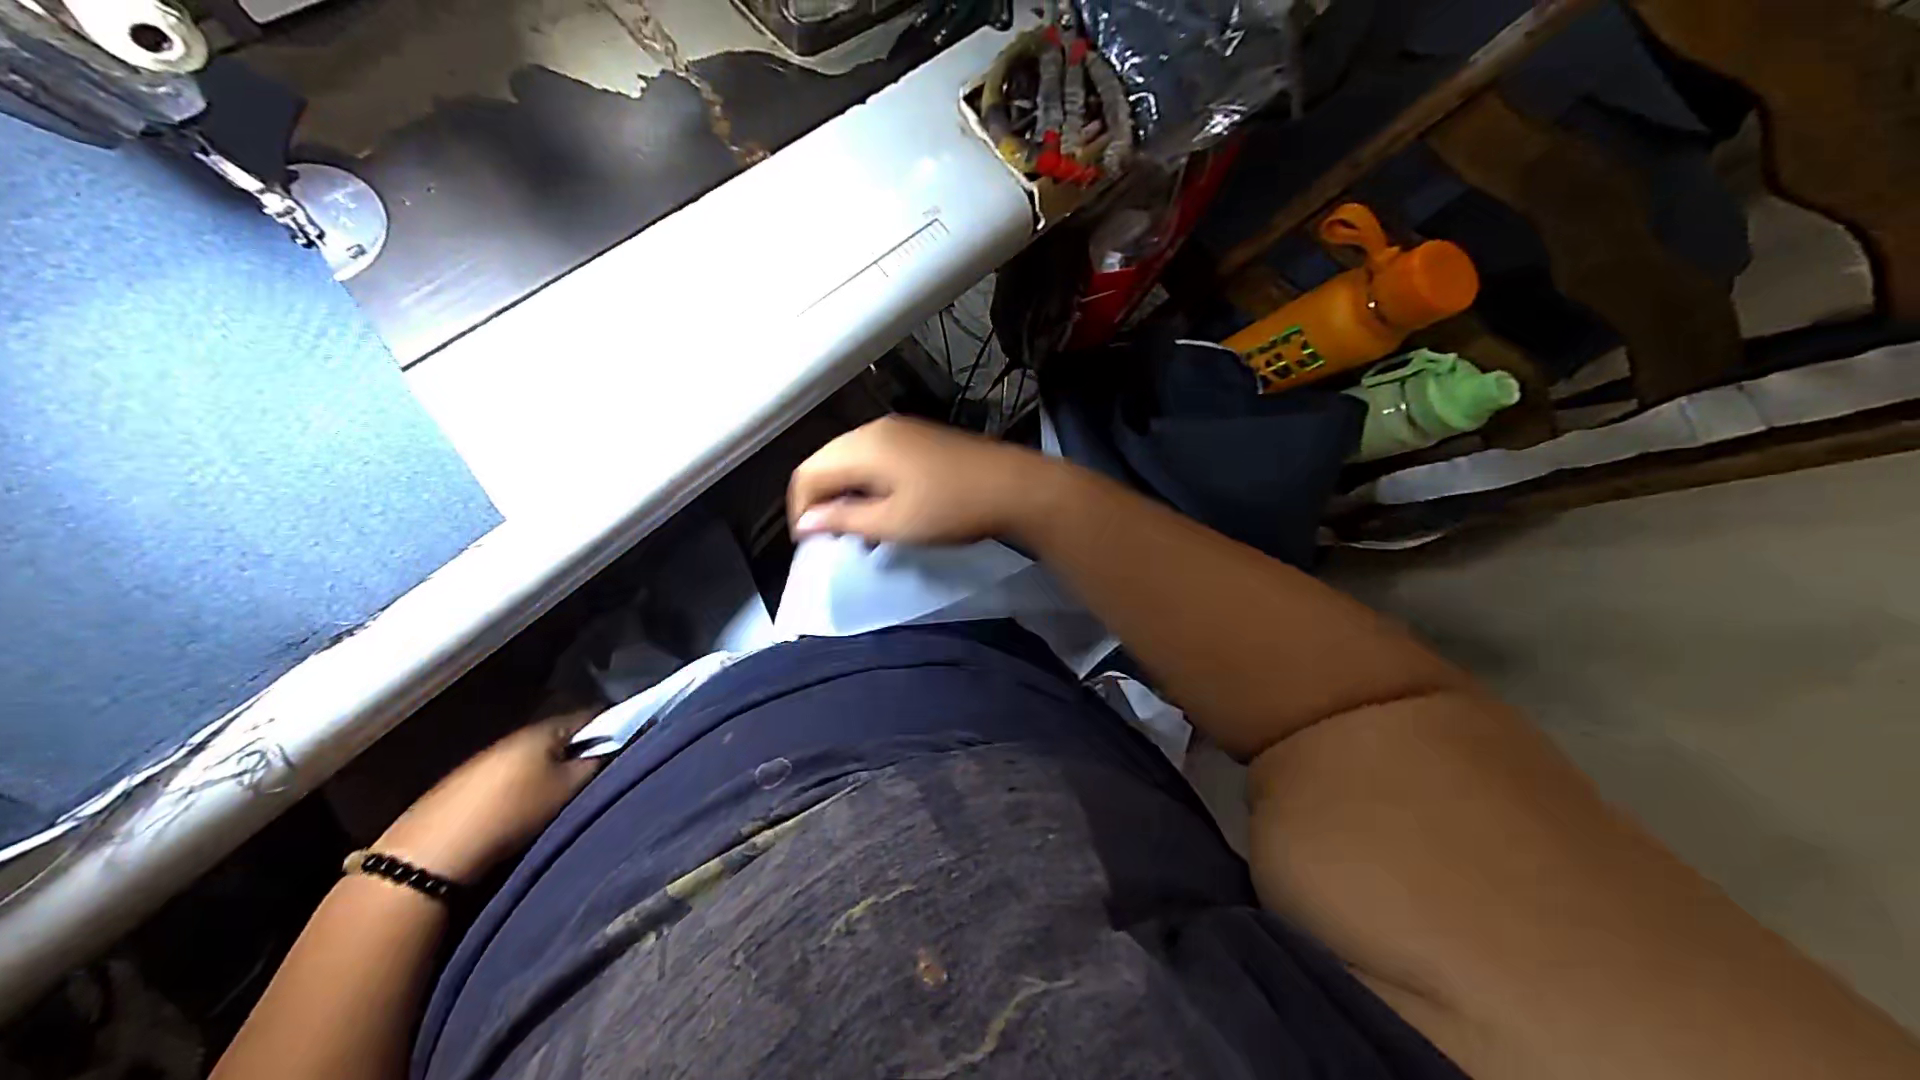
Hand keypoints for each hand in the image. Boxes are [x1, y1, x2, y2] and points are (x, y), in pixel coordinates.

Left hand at [373, 710, 601, 884]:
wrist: (430, 856)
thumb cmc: (513, 813)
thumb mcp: (569, 789)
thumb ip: (598, 762)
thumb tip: (619, 745)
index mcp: (545, 729)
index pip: (593, 715)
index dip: (615, 727)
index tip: (629, 746)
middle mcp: (516, 736)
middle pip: (563, 738)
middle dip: (582, 752)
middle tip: (599, 777)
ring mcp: (487, 760)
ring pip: (537, 758)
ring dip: (553, 771)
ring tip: (566, 796)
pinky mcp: (466, 787)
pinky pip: (513, 776)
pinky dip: (527, 786)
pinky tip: (528, 809)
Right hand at [787, 416, 1063, 544]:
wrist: (1015, 486)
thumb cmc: (951, 508)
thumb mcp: (894, 523)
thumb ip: (844, 520)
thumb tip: (805, 522)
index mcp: (864, 446)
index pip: (808, 472)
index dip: (800, 508)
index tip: (808, 542)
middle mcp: (875, 429)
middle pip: (826, 460)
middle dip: (819, 498)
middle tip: (827, 535)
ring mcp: (898, 429)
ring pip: (849, 456)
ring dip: (841, 489)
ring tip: (851, 524)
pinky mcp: (917, 436)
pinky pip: (873, 454)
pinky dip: (864, 479)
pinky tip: (878, 503)